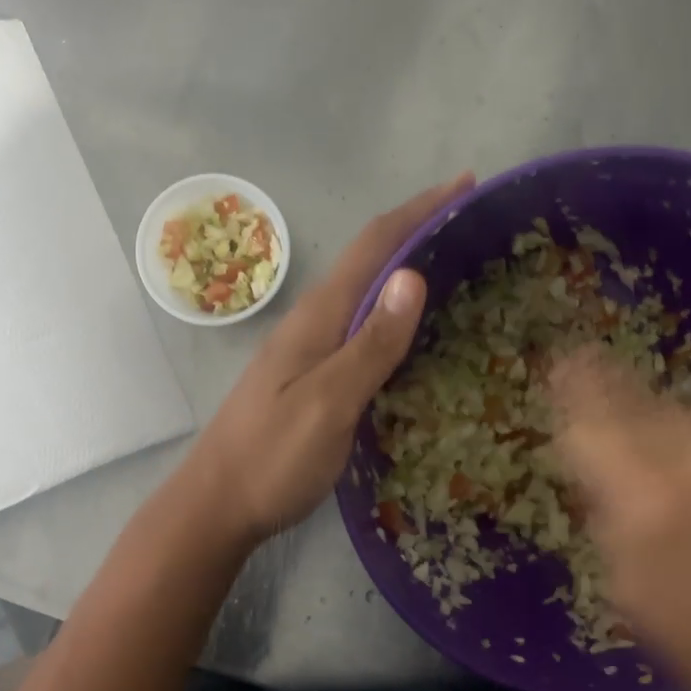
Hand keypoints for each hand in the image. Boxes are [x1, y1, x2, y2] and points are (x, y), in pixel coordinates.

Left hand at [186, 173, 475, 542]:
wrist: (217, 505)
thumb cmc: (273, 457)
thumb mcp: (330, 402)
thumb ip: (371, 343)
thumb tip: (412, 276)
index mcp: (319, 317)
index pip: (375, 245)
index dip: (420, 210)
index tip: (465, 184)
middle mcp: (315, 321)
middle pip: (371, 259)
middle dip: (420, 229)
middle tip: (473, 223)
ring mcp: (310, 348)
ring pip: (366, 291)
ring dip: (408, 266)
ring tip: (457, 262)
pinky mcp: (314, 374)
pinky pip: (362, 324)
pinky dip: (395, 309)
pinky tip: (415, 327)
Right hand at [549, 352, 690, 690]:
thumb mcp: (637, 596)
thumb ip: (612, 525)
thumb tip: (607, 484)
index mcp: (650, 503)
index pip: (596, 423)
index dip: (577, 389)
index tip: (569, 362)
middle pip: (651, 410)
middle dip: (633, 415)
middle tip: (632, 436)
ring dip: (690, 441)